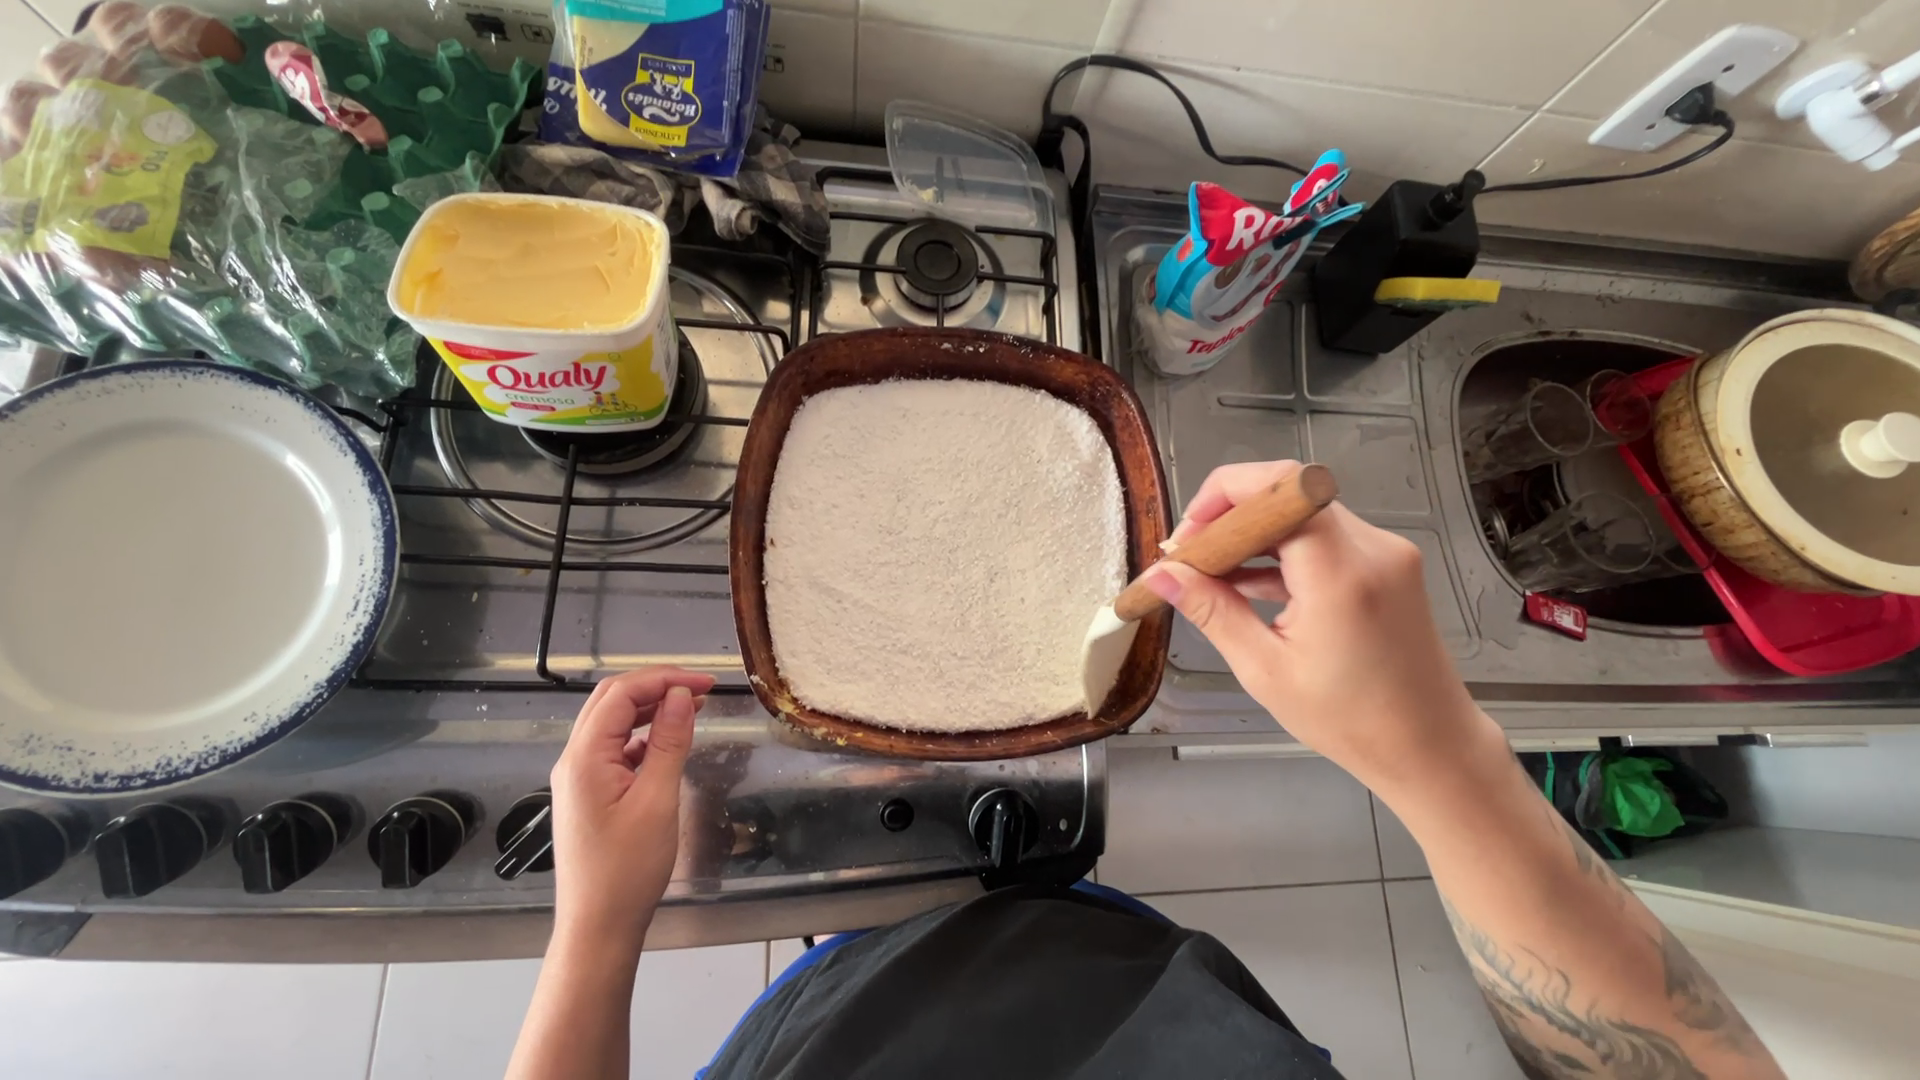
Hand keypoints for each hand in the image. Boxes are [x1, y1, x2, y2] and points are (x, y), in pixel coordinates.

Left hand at [549, 667, 715, 948]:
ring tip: (693, 707)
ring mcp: (579, 777)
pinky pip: (615, 747)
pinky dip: (644, 734)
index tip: (707, 683)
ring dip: (650, 707)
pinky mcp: (589, 793)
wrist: (599, 926)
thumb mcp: (657, 799)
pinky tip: (670, 741)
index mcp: (584, 757)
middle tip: (702, 689)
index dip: (664, 678)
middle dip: (656, 686)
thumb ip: (669, 742)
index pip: (621, 694)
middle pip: (611, 701)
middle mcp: (574, 760)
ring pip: (612, 722)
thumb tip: (682, 695)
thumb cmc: (628, 867)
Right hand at [1142, 461, 1503, 794]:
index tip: (1188, 536)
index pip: (1279, 488)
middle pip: (1287, 493)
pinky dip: (1280, 551)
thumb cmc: (1349, 721)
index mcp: (1341, 573)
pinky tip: (1245, 583)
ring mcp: (1384, 553)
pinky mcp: (1386, 564)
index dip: (1224, 495)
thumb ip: (1212, 611)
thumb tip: (1161, 575)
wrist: (1431, 748)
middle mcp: (1371, 548)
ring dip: (1251, 534)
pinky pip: (1322, 537)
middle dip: (1229, 514)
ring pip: (1301, 512)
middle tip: (1190, 556)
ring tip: (1209, 573)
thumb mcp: (1264, 669)